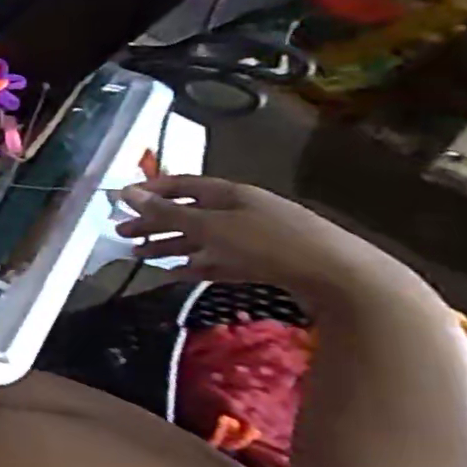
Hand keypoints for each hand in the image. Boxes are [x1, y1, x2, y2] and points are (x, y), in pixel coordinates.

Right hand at [116, 176, 423, 300]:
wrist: (346, 281)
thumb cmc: (271, 245)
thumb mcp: (212, 227)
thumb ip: (167, 213)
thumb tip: (126, 193)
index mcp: (230, 193)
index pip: (180, 185)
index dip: (149, 191)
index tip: (120, 202)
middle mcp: (241, 210)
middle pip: (188, 213)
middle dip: (154, 223)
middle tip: (122, 235)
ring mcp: (256, 237)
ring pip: (202, 238)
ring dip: (170, 246)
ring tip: (141, 257)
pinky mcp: (267, 263)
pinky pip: (221, 259)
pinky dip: (197, 264)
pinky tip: (178, 274)